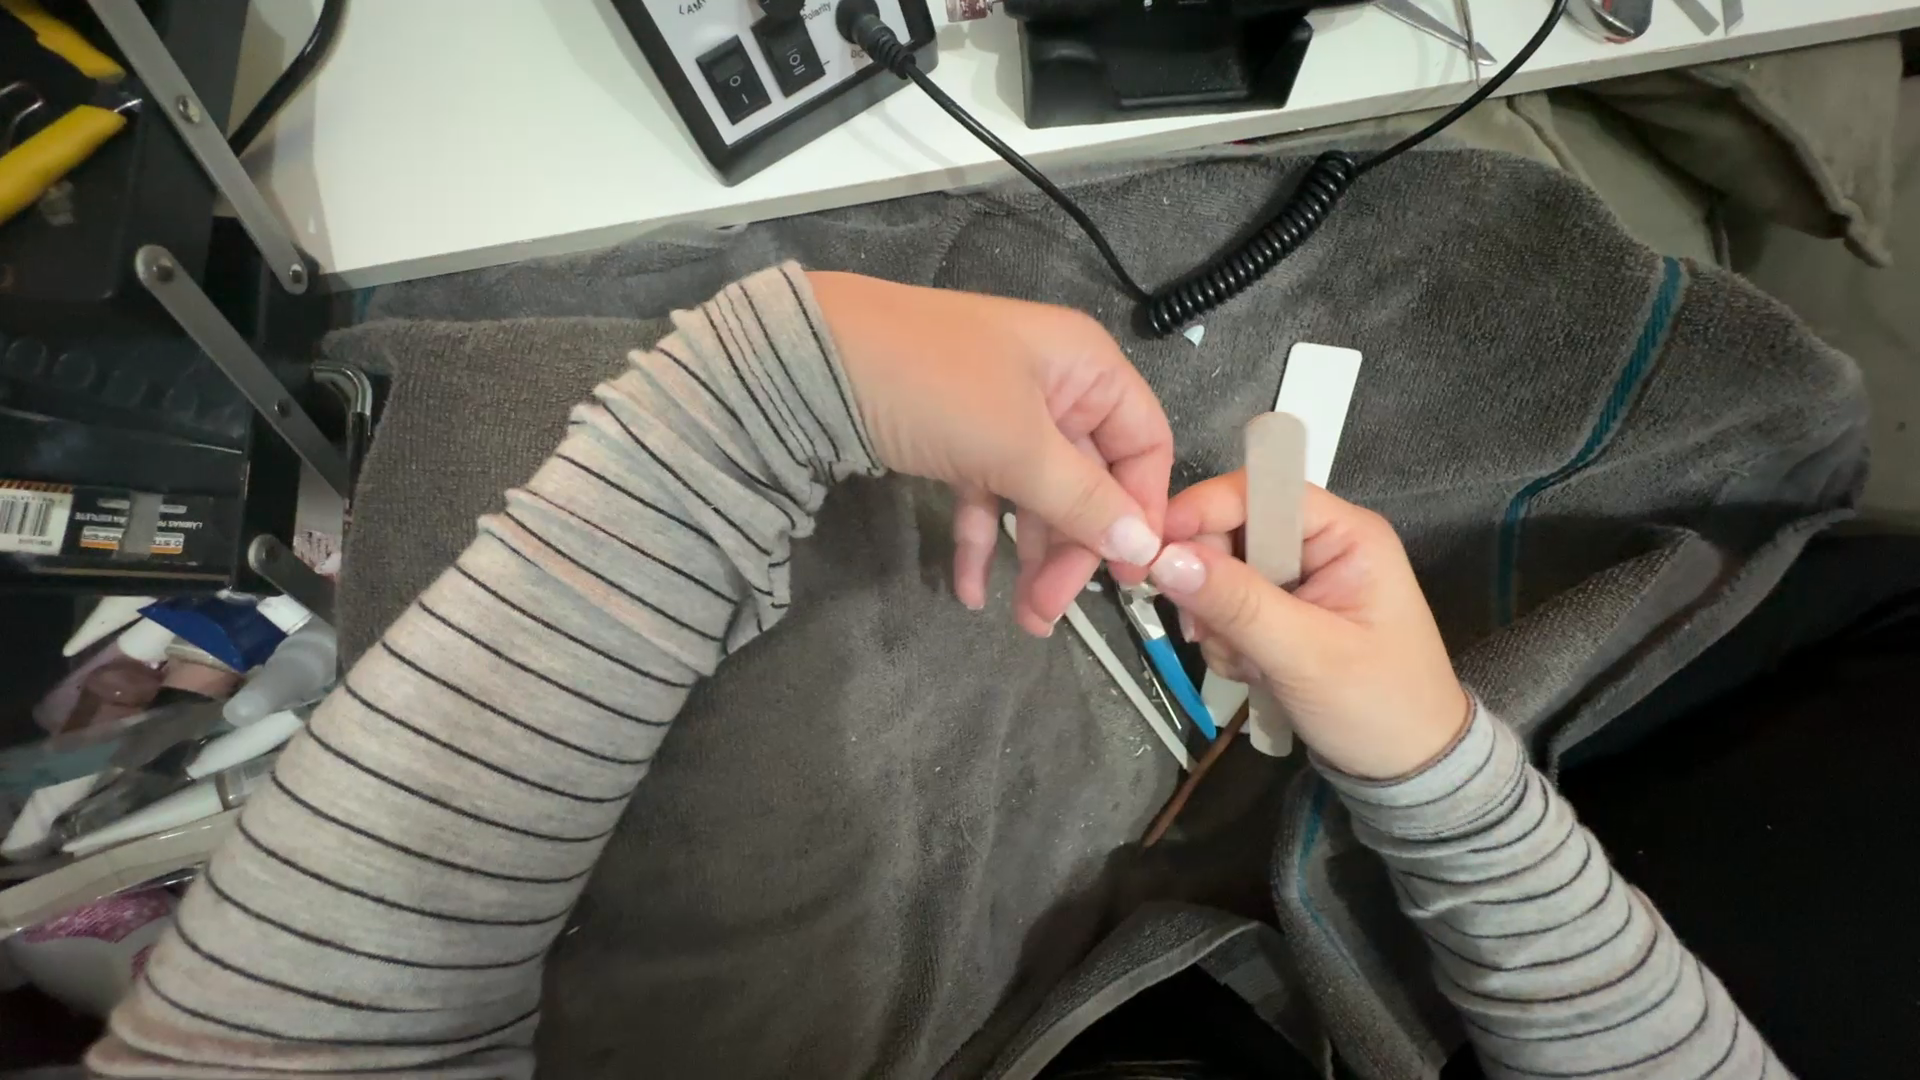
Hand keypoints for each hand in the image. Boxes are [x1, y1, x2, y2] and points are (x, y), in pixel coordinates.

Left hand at [810, 272, 1172, 637]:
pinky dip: (980, 541)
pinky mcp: (958, 440)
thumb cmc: (933, 387)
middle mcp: (1054, 388)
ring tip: (1024, 620)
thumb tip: (1140, 548)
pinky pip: (987, 496)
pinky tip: (966, 592)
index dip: (1142, 509)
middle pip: (1089, 479)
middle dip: (1074, 550)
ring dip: (1031, 558)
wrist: (810, 361)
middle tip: (1052, 611)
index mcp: (1085, 368)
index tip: (1128, 574)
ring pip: (1037, 495)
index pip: (1144, 443)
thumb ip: (1082, 500)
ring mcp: (1002, 416)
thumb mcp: (1016, 446)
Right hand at [1146, 474, 1469, 778]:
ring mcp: (1292, 578)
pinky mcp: (1274, 610)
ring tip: (1245, 662)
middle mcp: (1314, 544)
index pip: (1257, 491)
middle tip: (1204, 631)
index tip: (1153, 550)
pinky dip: (1221, 638)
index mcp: (1343, 533)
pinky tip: (1249, 670)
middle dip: (1207, 581)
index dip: (1202, 511)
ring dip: (1214, 619)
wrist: (1405, 769)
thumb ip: (1236, 602)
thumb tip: (1163, 558)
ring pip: (1216, 572)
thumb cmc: (1378, 705)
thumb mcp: (1306, 654)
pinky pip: (1220, 606)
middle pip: (1228, 530)